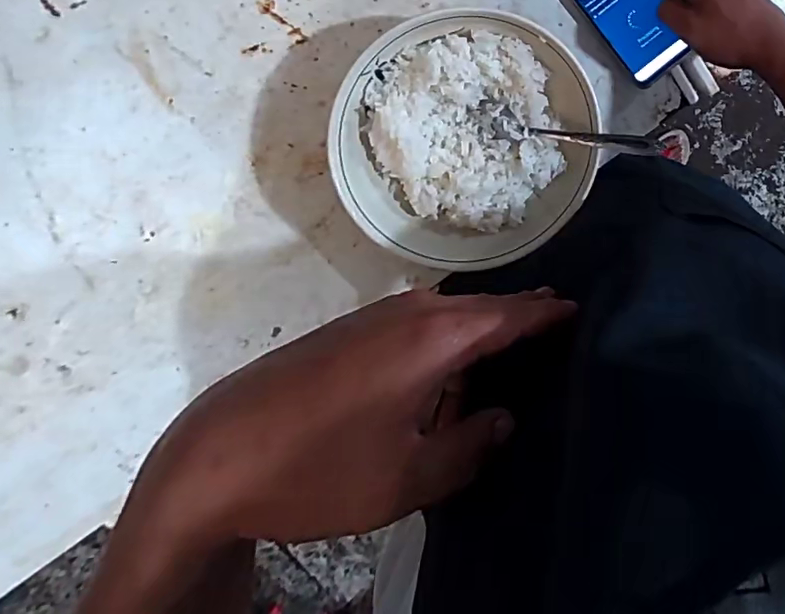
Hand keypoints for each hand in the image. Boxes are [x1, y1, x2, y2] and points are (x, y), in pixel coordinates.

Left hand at [122, 288, 575, 546]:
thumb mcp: (403, 479)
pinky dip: (451, 324)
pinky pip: (422, 315)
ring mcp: (380, 315)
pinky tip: (448, 350)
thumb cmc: (317, 469)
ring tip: (510, 326)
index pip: (511, 317)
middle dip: (520, 308)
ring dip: (484, 317)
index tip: (575, 308)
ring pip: (452, 308)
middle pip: (485, 304)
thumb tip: (502, 420)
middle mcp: (415, 313)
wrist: (209, 458)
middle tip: (553, 311)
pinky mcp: (352, 327)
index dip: (546, 314)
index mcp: (438, 340)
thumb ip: (468, 448)